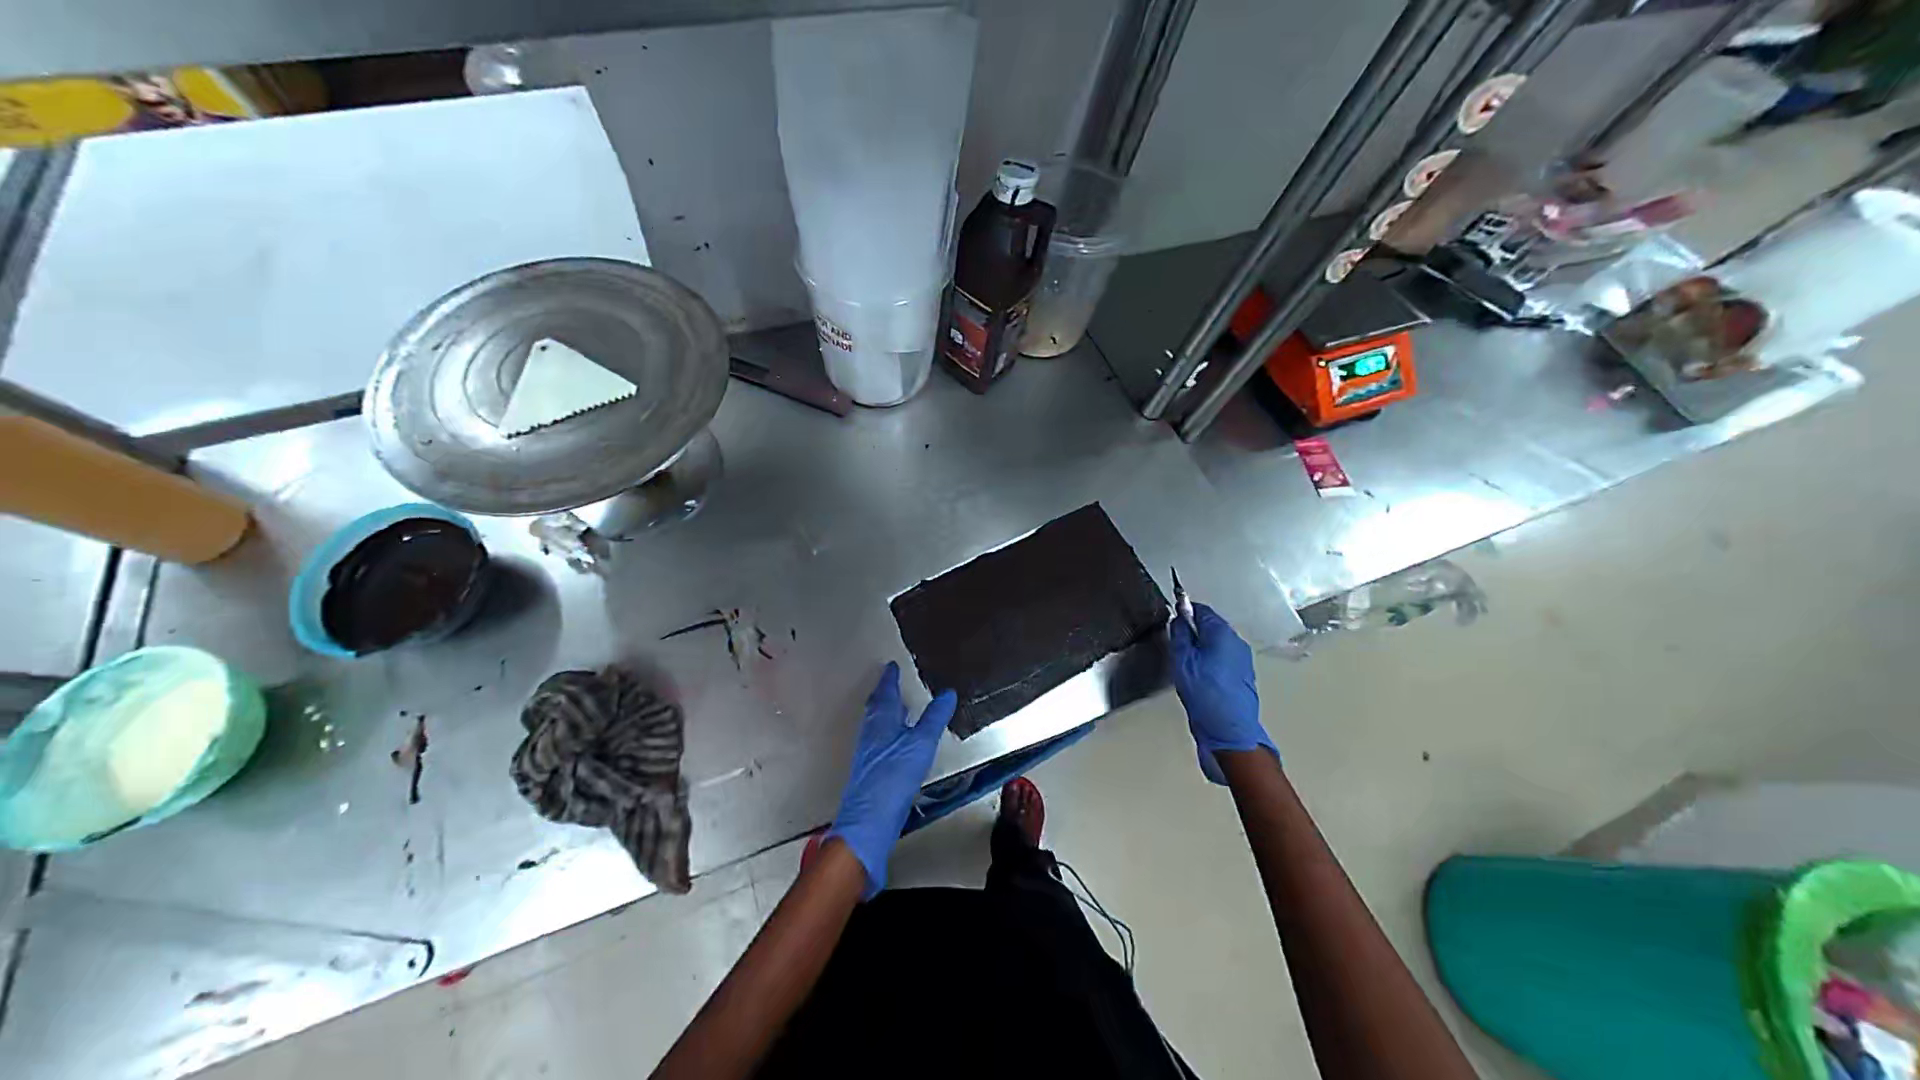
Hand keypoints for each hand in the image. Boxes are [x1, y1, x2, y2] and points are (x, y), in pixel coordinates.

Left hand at [825, 662, 955, 897]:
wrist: (868, 823)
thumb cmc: (892, 778)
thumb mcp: (920, 744)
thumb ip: (934, 718)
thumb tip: (947, 693)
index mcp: (880, 721)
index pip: (884, 692)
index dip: (889, 679)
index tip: (891, 667)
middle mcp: (870, 734)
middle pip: (876, 707)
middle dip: (884, 694)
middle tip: (891, 682)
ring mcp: (868, 754)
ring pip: (876, 725)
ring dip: (886, 713)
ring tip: (897, 708)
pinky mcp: (871, 772)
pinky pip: (880, 741)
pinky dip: (889, 733)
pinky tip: (898, 743)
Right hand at [1170, 603, 1273, 784]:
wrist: (1229, 731)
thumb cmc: (1205, 694)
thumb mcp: (1182, 660)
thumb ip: (1179, 635)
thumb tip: (1179, 619)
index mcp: (1223, 633)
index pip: (1201, 610)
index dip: (1184, 614)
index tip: (1172, 625)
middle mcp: (1237, 643)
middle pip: (1210, 627)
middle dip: (1192, 634)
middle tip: (1177, 650)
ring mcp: (1242, 660)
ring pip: (1216, 645)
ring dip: (1201, 650)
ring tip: (1187, 668)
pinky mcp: (1243, 677)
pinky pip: (1223, 660)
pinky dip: (1210, 664)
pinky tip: (1200, 680)